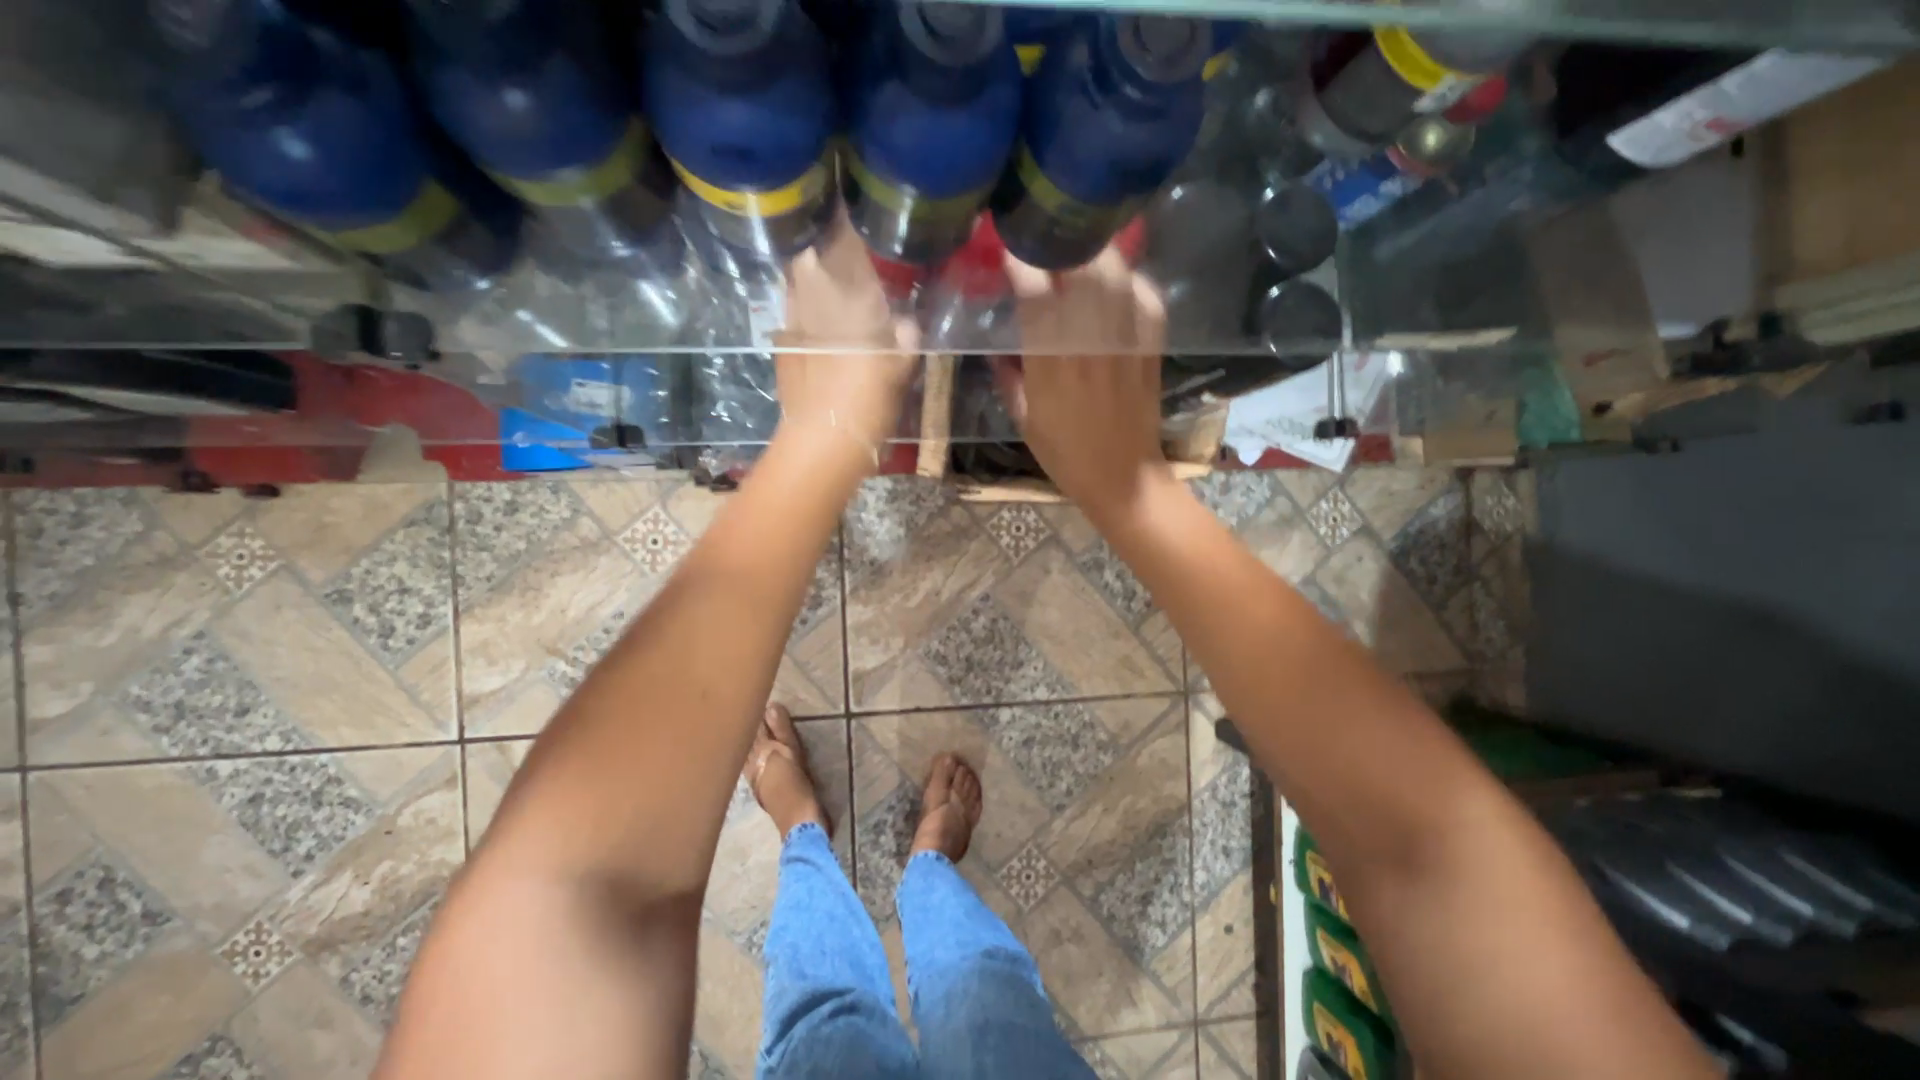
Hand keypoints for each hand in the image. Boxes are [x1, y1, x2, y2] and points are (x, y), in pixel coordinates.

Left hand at [774, 210, 918, 460]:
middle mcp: (816, 308)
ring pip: (797, 286)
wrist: (821, 443)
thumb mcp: (897, 373)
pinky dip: (799, 304)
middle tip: (831, 232)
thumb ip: (902, 343)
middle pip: (812, 264)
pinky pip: (790, 313)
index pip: (844, 256)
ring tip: (818, 262)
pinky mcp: (781, 348)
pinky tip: (809, 310)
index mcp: (849, 308)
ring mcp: (793, 327)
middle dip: (820, 247)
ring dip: (807, 273)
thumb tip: (906, 323)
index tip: (846, 206)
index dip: (844, 228)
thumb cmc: (866, 406)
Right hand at [996, 245, 1170, 523]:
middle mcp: (1087, 343)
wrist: (1122, 477)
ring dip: (1097, 255)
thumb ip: (1008, 377)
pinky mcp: (1149, 347)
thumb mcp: (1024, 419)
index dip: (1022, 263)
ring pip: (1115, 277)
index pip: (1035, 295)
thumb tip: (996, 348)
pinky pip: (1146, 298)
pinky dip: (1133, 281)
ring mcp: (1123, 342)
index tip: (1012, 247)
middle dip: (1063, 246)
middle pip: (1081, 271)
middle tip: (1051, 238)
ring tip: (1082, 248)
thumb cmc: (1065, 453)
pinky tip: (1120, 279)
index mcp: (1049, 362)